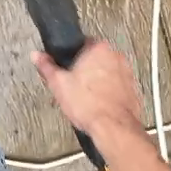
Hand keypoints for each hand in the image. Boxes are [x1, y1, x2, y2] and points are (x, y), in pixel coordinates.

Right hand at [31, 40, 145, 141]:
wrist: (113, 127)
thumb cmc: (90, 105)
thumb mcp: (58, 83)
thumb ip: (46, 66)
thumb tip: (38, 56)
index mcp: (98, 49)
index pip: (82, 43)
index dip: (71, 57)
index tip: (66, 66)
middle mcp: (116, 58)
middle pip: (95, 59)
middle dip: (85, 70)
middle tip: (73, 83)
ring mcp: (127, 74)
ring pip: (107, 73)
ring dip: (97, 82)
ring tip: (85, 97)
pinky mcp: (132, 90)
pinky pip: (117, 87)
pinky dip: (108, 94)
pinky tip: (97, 104)